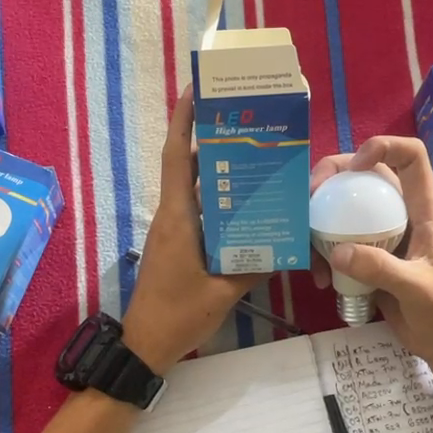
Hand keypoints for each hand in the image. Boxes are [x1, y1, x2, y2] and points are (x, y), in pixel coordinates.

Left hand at [121, 97, 269, 374]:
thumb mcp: (224, 291)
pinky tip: (244, 206)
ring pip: (195, 189)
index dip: (184, 120)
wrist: (146, 344)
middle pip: (189, 167)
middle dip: (212, 140)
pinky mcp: (176, 246)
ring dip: (217, 171)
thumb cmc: (180, 314)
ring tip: (253, 156)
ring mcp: (172, 231)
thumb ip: (254, 266)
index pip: (177, 157)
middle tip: (247, 122)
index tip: (196, 88)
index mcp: (179, 218)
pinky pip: (198, 212)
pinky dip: (218, 202)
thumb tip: (285, 246)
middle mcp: (172, 217)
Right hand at [309, 137, 432, 375]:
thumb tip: (337, 251)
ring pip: (349, 208)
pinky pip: (341, 242)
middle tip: (310, 197)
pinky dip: (325, 252)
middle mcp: (402, 215)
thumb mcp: (416, 288)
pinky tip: (319, 275)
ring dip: (323, 219)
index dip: (383, 147)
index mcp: (424, 211)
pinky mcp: (371, 259)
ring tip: (306, 242)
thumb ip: (380, 268)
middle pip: (368, 175)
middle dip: (335, 177)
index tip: (354, 168)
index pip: (411, 157)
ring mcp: (385, 236)